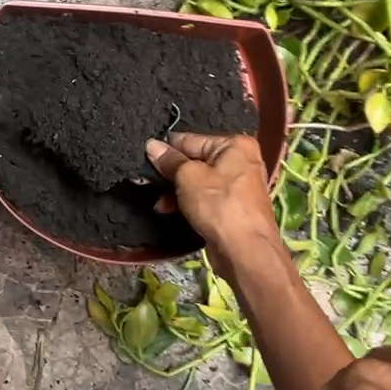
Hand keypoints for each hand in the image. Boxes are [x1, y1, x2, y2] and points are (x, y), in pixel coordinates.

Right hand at [144, 132, 280, 247]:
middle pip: (195, 160)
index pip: (190, 140)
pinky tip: (167, 209)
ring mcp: (237, 186)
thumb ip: (169, 160)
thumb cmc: (218, 204)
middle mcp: (240, 161)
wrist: (245, 250)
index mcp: (235, 145)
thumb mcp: (187, 176)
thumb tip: (151, 145)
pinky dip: (187, 201)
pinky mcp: (232, 207)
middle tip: (146, 179)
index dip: (166, 149)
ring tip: (157, 200)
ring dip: (175, 190)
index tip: (145, 157)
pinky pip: (205, 197)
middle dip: (170, 173)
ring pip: (198, 181)